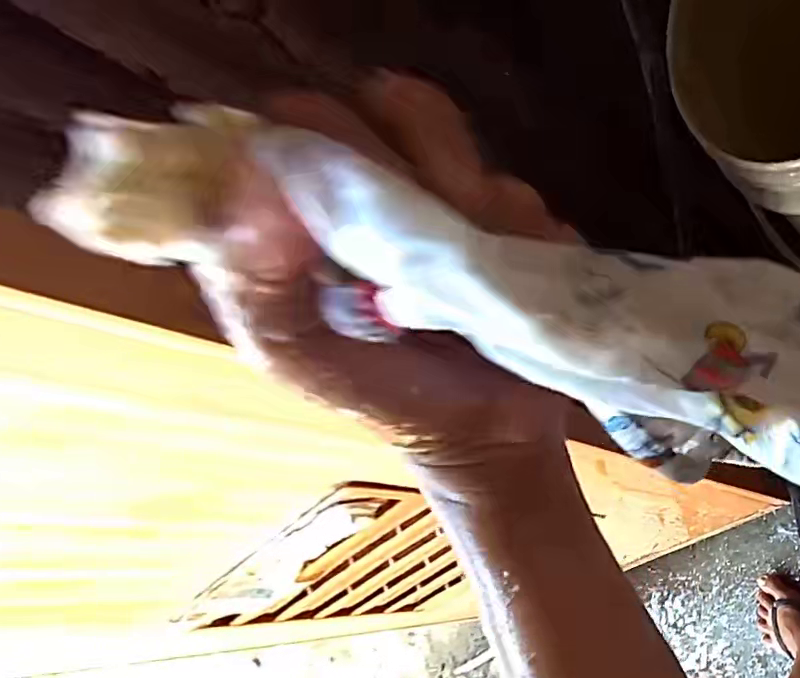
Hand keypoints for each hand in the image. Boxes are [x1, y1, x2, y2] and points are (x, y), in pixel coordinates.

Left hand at [197, 73, 575, 469]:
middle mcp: (405, 192)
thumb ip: (251, 272)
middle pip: (412, 114)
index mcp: (324, 199)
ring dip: (489, 222)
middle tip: (432, 239)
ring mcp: (481, 219)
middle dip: (425, 174)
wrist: (488, 440)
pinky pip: (548, 221)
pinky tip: (524, 289)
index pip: (318, 115)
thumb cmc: (388, 396)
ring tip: (482, 280)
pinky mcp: (543, 249)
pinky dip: (538, 250)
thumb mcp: (291, 349)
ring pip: (489, 170)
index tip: (359, 212)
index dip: (340, 148)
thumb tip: (266, 182)